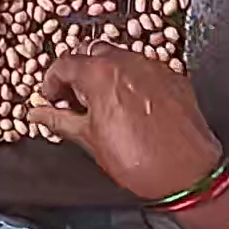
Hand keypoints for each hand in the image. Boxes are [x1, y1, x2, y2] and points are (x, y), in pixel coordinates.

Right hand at [29, 45, 228, 228]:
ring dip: (104, 73)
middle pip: (90, 52)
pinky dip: (131, 79)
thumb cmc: (140, 160)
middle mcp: (126, 62)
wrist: (189, 176)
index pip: (64, 64)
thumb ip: (60, 120)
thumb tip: (39, 113)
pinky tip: (129, 105)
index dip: (52, 81)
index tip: (52, 97)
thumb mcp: (89, 139)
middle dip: (79, 72)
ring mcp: (152, 67)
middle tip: (74, 97)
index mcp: (99, 74)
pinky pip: (144, 68)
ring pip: (119, 57)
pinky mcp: (173, 78)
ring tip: (102, 102)